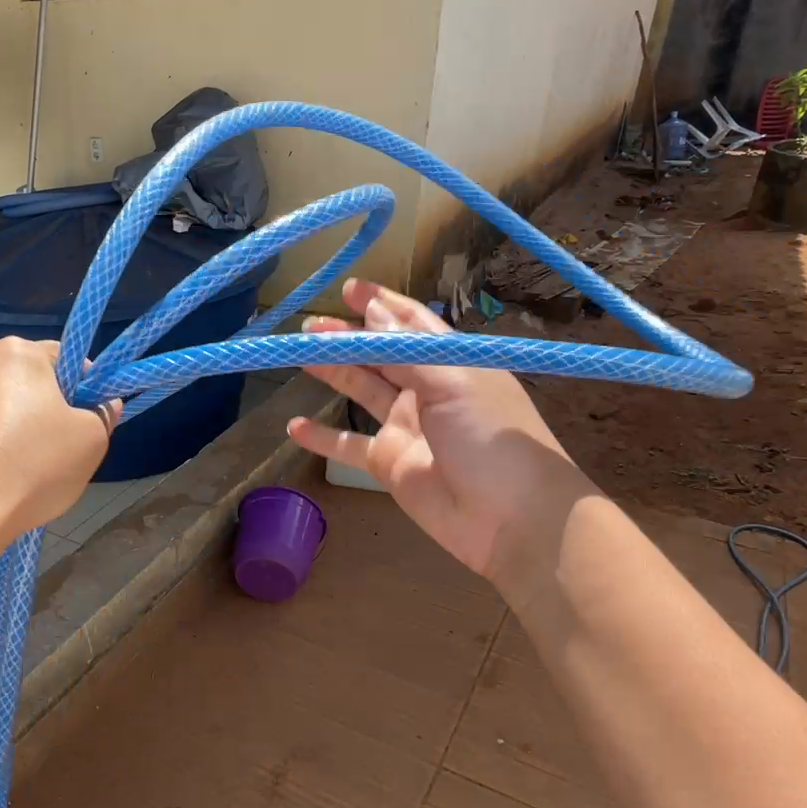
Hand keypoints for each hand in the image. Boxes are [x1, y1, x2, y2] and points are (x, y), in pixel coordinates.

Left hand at [0, 338, 116, 541]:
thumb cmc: (33, 469)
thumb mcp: (91, 442)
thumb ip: (103, 413)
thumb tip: (103, 403)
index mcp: (18, 353)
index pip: (61, 358)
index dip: (79, 388)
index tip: (82, 421)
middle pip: (18, 378)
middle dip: (34, 403)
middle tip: (46, 447)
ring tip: (4, 464)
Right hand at [286, 280, 593, 584]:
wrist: (512, 518)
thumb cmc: (492, 438)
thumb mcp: (454, 383)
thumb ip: (407, 352)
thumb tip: (371, 312)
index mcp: (452, 363)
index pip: (412, 325)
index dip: (381, 305)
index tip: (348, 289)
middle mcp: (428, 390)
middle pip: (380, 356)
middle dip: (347, 337)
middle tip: (309, 326)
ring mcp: (407, 428)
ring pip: (361, 392)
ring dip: (333, 373)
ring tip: (298, 356)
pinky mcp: (390, 465)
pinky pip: (349, 446)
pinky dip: (323, 437)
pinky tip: (294, 426)